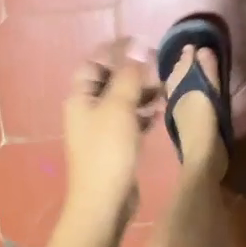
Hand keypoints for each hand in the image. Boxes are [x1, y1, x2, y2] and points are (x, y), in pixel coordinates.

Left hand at [61, 40, 151, 225]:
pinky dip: (144, 113)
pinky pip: (130, 120)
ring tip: (165, 87)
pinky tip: (161, 112)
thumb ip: (129, 75)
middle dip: (133, 72)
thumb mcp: (120, 107)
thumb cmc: (108, 150)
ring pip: (122, 101)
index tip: (142, 44)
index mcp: (80, 97)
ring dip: (141, 92)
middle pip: (109, 81)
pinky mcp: (115, 146)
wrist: (104, 202)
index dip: (115, 51)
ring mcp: (101, 129)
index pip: (94, 63)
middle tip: (159, 67)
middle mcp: (87, 110)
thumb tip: (139, 46)